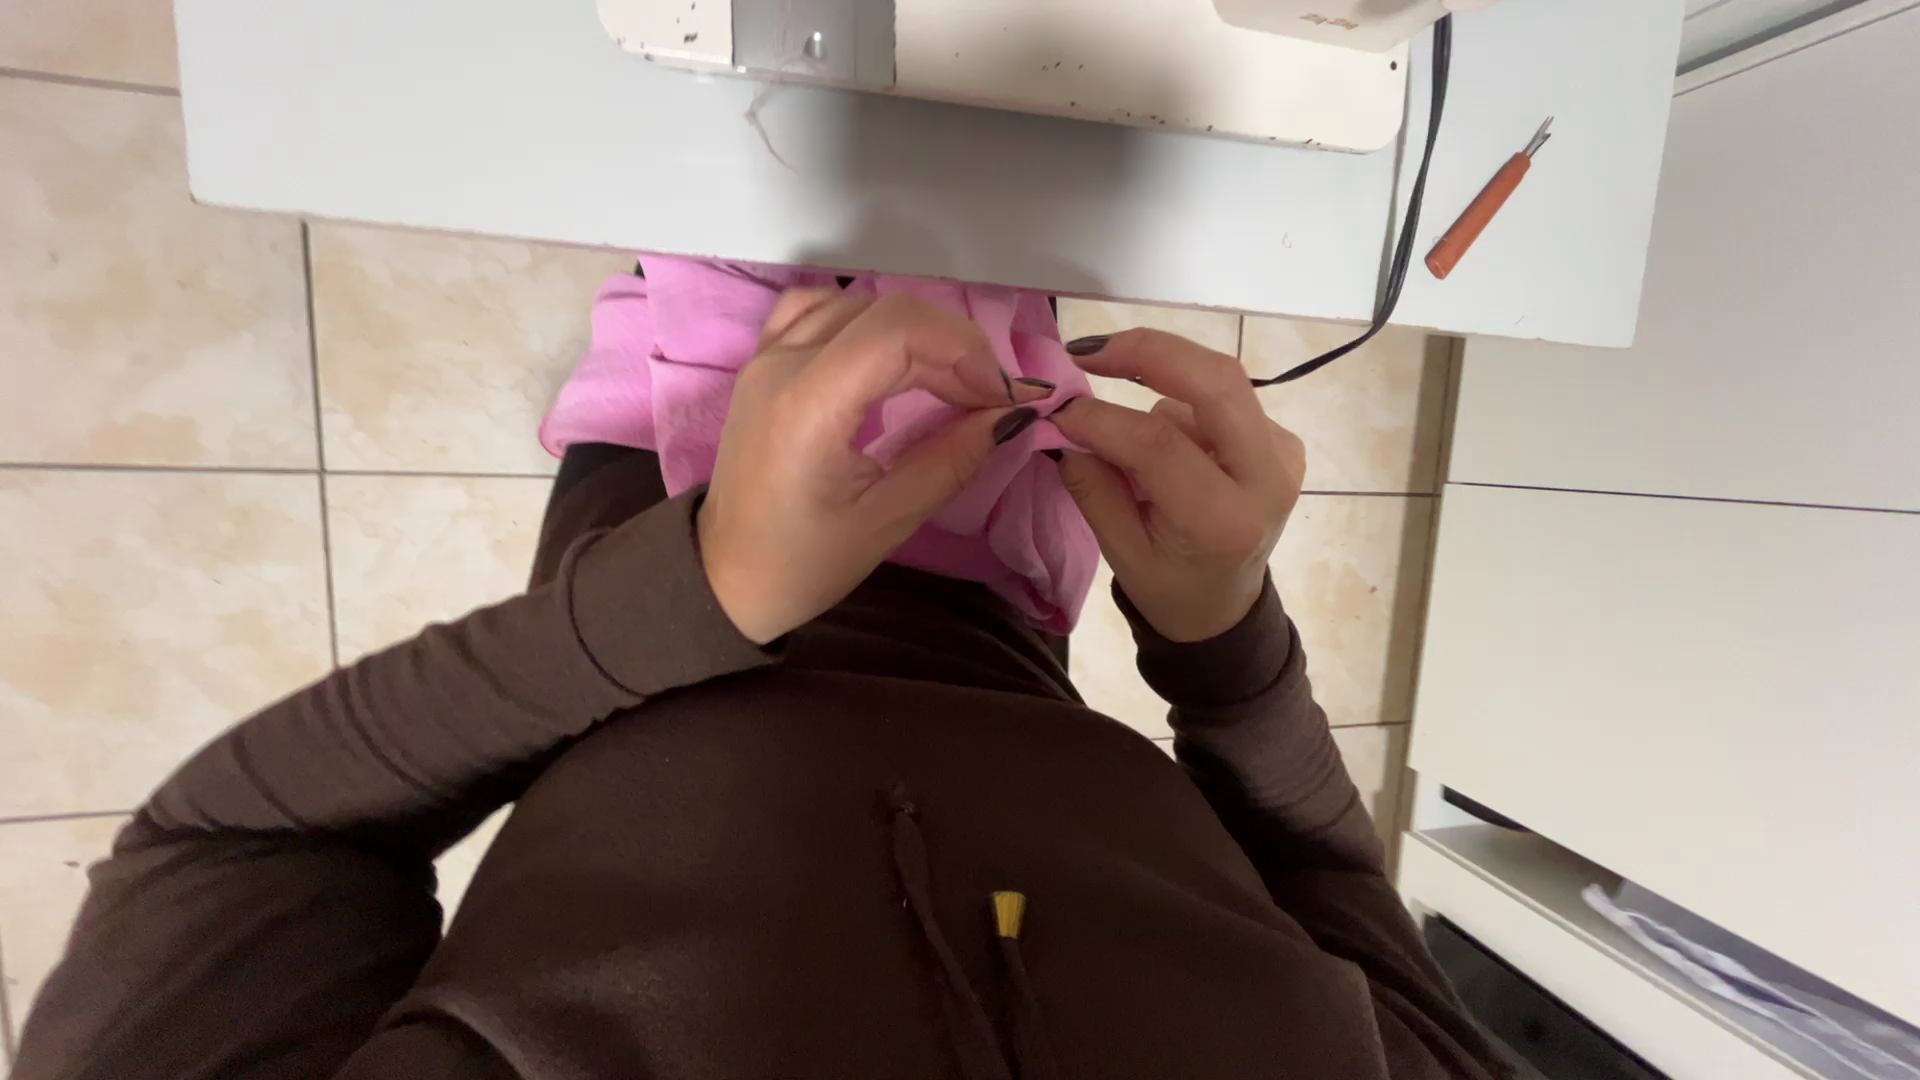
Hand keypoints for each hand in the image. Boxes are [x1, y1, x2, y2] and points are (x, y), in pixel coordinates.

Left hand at [697, 290, 1047, 643]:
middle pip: (885, 312)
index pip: (897, 331)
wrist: (725, 577)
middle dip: (952, 347)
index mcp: (807, 406)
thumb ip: (951, 461)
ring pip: (856, 304)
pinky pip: (818, 310)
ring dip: (916, 335)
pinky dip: (866, 321)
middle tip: (988, 399)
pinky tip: (889, 356)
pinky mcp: (764, 364)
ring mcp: (766, 357)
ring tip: (949, 383)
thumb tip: (1009, 418)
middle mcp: (782, 365)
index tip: (1001, 398)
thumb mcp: (886, 522)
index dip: (963, 351)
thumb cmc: (802, 563)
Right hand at [1051, 330, 1305, 641]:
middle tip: (1087, 352)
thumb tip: (1062, 424)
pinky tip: (1164, 442)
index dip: (1102, 418)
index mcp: (1223, 521)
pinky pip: (1219, 398)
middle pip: (1216, 380)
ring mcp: (1283, 451)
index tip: (1058, 409)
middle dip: (1147, 352)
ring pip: (1213, 382)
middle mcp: (1268, 476)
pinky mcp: (1281, 438)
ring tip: (1123, 436)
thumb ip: (1092, 485)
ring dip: (1157, 389)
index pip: (1159, 446)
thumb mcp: (1120, 552)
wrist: (1225, 607)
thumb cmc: (1167, 587)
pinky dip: (1178, 403)